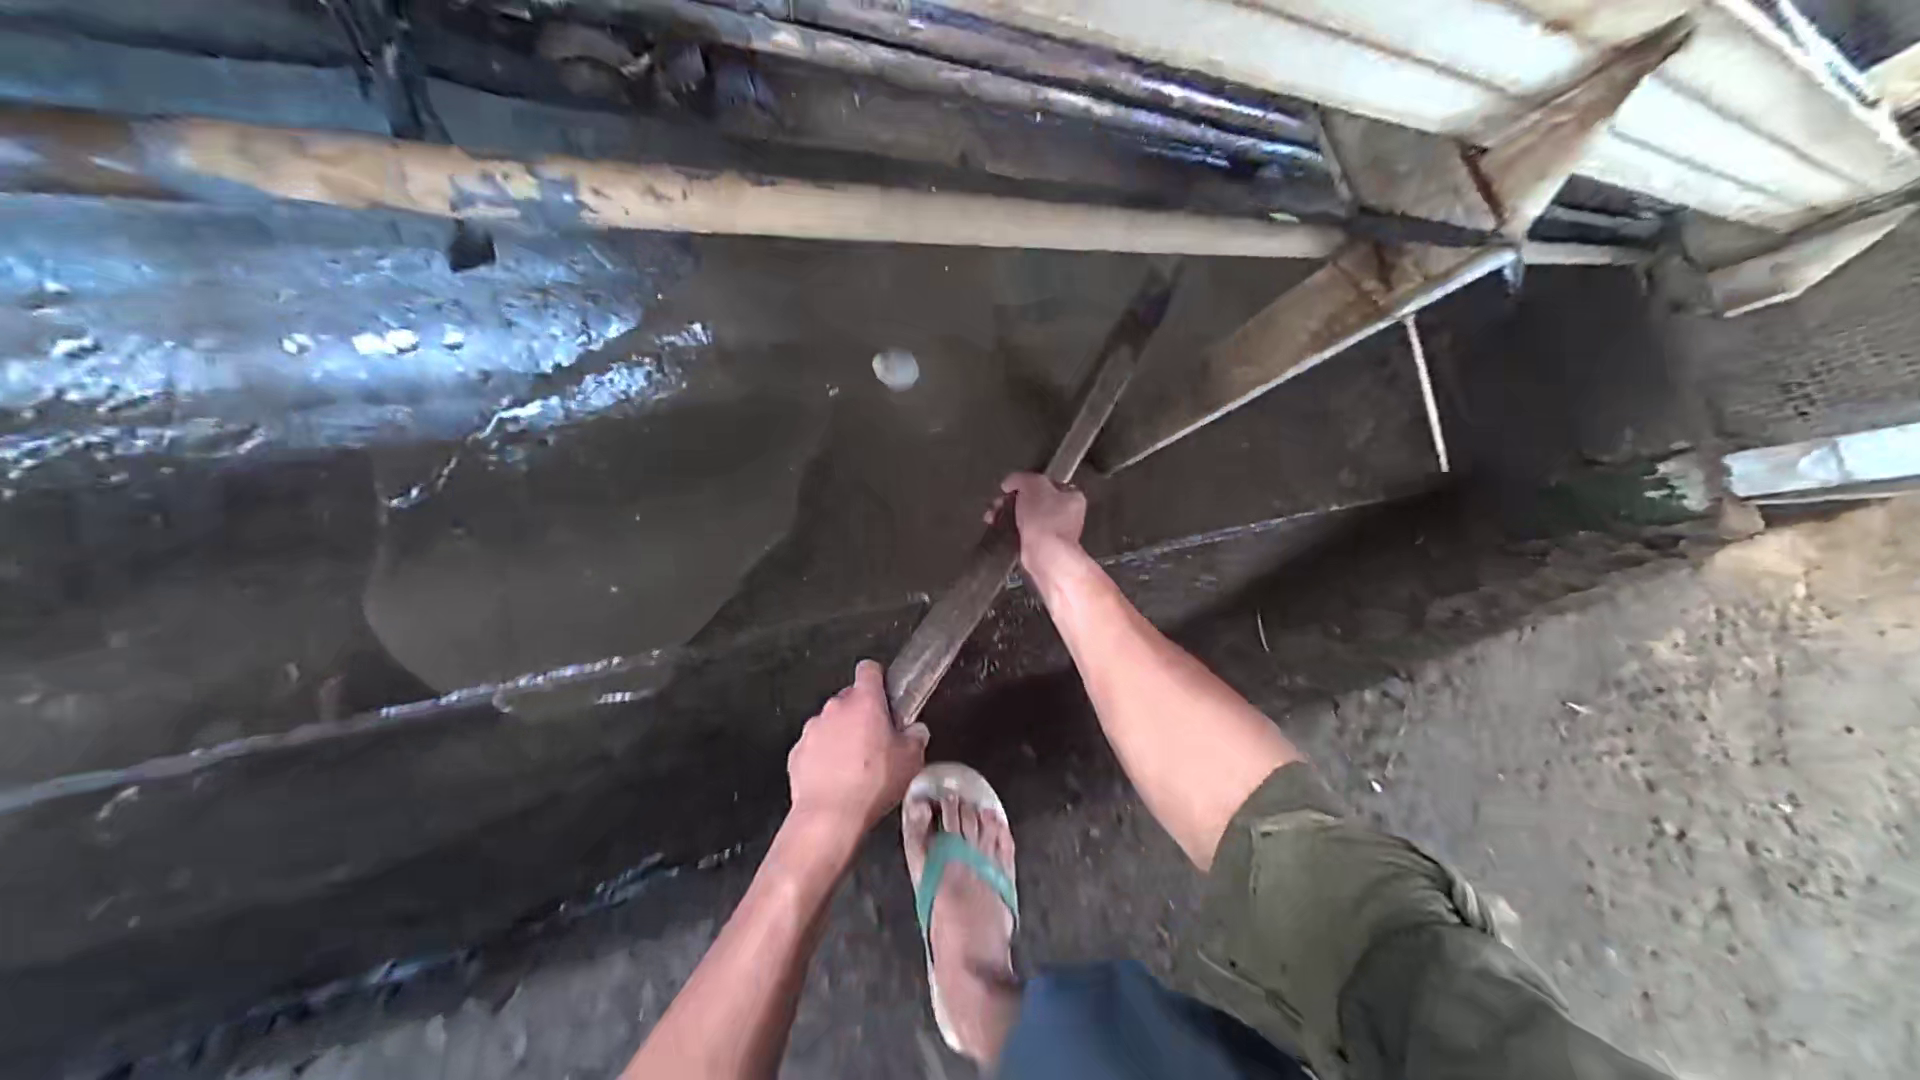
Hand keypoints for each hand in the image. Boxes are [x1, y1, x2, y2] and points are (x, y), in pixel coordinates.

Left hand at [787, 660, 929, 834]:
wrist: (830, 817)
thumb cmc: (871, 784)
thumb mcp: (910, 760)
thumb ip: (915, 738)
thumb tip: (916, 732)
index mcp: (865, 702)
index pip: (869, 669)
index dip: (877, 678)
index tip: (884, 691)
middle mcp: (836, 708)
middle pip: (850, 699)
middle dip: (862, 714)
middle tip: (877, 739)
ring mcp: (813, 729)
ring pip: (831, 723)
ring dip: (842, 735)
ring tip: (856, 765)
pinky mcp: (797, 752)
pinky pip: (815, 746)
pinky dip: (824, 756)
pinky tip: (837, 779)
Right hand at [988, 472, 1086, 572]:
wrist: (1044, 555)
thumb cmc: (1047, 522)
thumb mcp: (1033, 485)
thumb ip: (1021, 478)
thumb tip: (1011, 482)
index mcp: (1072, 497)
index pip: (1048, 484)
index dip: (1028, 483)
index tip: (1014, 486)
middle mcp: (1065, 516)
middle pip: (1033, 501)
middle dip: (1012, 500)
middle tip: (1002, 501)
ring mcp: (1052, 534)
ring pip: (1024, 518)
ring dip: (1007, 515)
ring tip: (995, 514)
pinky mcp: (1039, 548)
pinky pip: (1020, 535)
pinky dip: (1008, 531)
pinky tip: (999, 527)